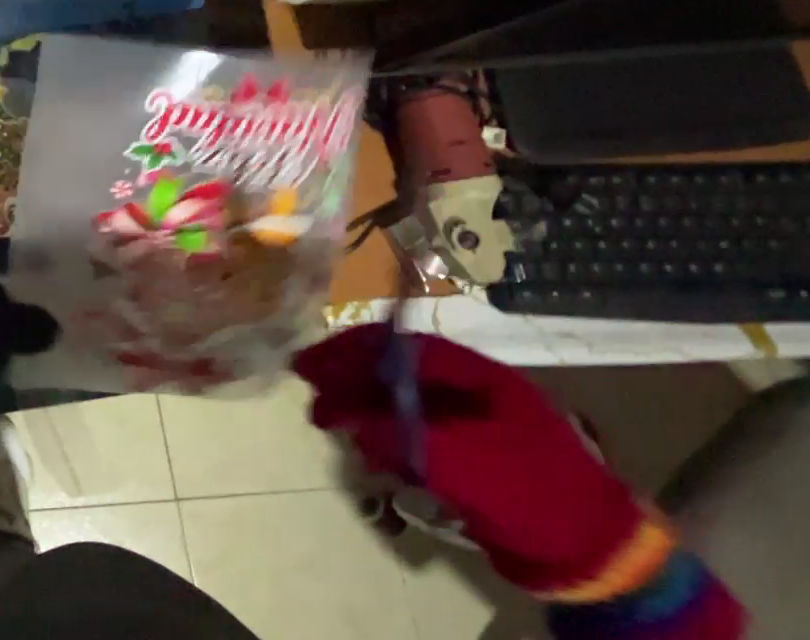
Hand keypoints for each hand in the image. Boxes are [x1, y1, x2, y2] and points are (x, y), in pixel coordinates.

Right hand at [293, 325, 644, 593]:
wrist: (592, 556)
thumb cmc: (533, 494)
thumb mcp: (465, 464)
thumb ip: (402, 436)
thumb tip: (350, 421)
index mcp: (479, 376)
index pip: (402, 345)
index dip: (351, 349)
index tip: (310, 364)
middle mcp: (471, 390)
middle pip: (395, 369)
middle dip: (348, 379)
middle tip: (310, 395)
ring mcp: (469, 421)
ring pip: (398, 400)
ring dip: (360, 408)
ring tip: (330, 425)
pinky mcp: (465, 452)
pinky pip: (410, 431)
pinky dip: (381, 434)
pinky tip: (366, 451)